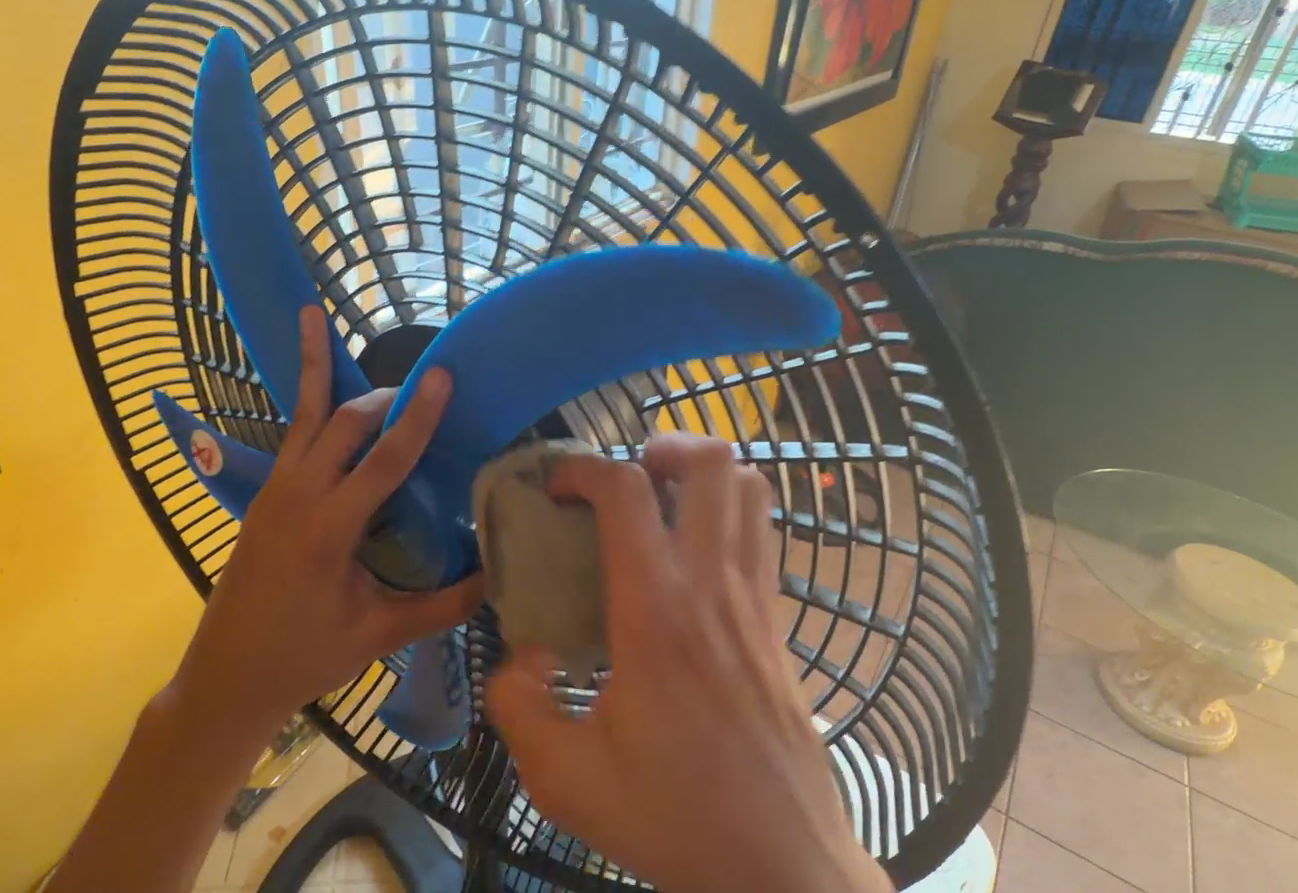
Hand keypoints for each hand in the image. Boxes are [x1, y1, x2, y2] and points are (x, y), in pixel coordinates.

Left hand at [169, 307, 483, 728]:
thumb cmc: (306, 656)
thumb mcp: (380, 635)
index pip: (384, 460)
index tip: (440, 376)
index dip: (417, 417)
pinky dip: (303, 399)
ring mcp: (273, 490)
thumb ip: (443, 604)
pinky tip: (310, 379)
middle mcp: (296, 496)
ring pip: (303, 414)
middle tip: (423, 386)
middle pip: (344, 422)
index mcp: (328, 530)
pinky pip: (291, 434)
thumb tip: (497, 575)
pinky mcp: (264, 493)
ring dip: (319, 369)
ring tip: (313, 318)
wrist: (227, 677)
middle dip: (385, 397)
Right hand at [486, 434, 891, 892]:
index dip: (582, 468)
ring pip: (751, 489)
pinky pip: (765, 535)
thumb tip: (521, 657)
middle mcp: (712, 585)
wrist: (779, 861)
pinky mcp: (779, 623)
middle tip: (628, 478)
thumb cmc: (671, 814)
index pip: (625, 491)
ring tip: (665, 501)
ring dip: (706, 474)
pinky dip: (732, 514)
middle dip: (664, 447)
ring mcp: (755, 599)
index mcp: (654, 610)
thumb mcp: (563, 777)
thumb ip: (518, 705)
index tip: (555, 490)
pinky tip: (696, 555)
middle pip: (712, 463)